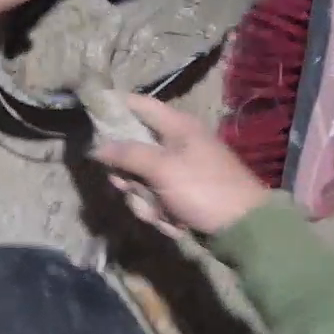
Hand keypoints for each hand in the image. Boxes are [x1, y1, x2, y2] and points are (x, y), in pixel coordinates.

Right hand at [90, 95, 271, 236]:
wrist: (243, 229)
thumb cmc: (204, 189)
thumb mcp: (162, 169)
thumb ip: (127, 154)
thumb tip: (96, 146)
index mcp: (177, 126)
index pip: (139, 104)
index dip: (114, 105)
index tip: (90, 112)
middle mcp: (176, 143)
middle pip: (132, 147)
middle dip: (126, 173)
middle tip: (124, 185)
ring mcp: (178, 170)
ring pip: (139, 178)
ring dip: (143, 198)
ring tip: (158, 211)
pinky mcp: (180, 193)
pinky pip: (154, 197)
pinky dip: (158, 211)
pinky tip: (172, 221)